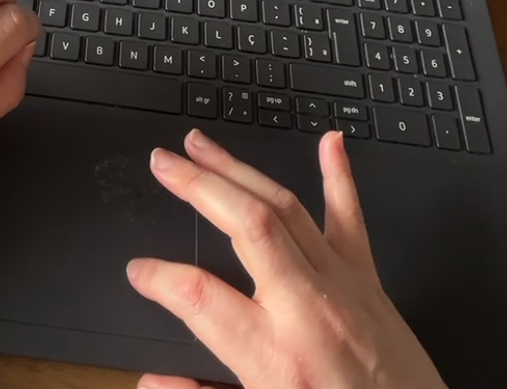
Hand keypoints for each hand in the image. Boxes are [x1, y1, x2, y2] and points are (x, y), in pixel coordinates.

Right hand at [127, 129, 447, 388]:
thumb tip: (148, 382)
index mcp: (276, 358)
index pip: (199, 297)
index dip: (159, 278)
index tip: (139, 271)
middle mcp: (307, 309)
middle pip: (246, 223)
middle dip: (197, 184)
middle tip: (162, 161)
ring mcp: (341, 285)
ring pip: (284, 207)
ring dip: (238, 169)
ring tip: (201, 146)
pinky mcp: (368, 279)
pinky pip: (350, 217)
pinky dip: (339, 176)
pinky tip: (330, 142)